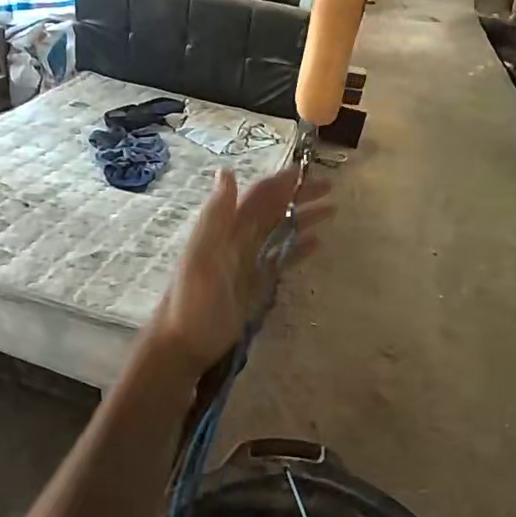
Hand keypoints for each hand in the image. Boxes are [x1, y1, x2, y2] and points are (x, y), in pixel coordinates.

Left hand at [147, 166, 332, 380]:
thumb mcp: (201, 256)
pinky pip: (281, 260)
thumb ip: (216, 216)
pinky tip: (317, 244)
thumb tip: (226, 171)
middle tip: (331, 187)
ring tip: (332, 210)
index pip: (259, 196)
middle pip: (273, 210)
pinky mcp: (256, 284)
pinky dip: (298, 249)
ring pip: (279, 232)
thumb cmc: (192, 302)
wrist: (183, 345)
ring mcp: (248, 262)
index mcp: (226, 228)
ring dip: (302, 218)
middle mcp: (239, 239)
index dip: (283, 182)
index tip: (310, 171)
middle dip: (299, 196)